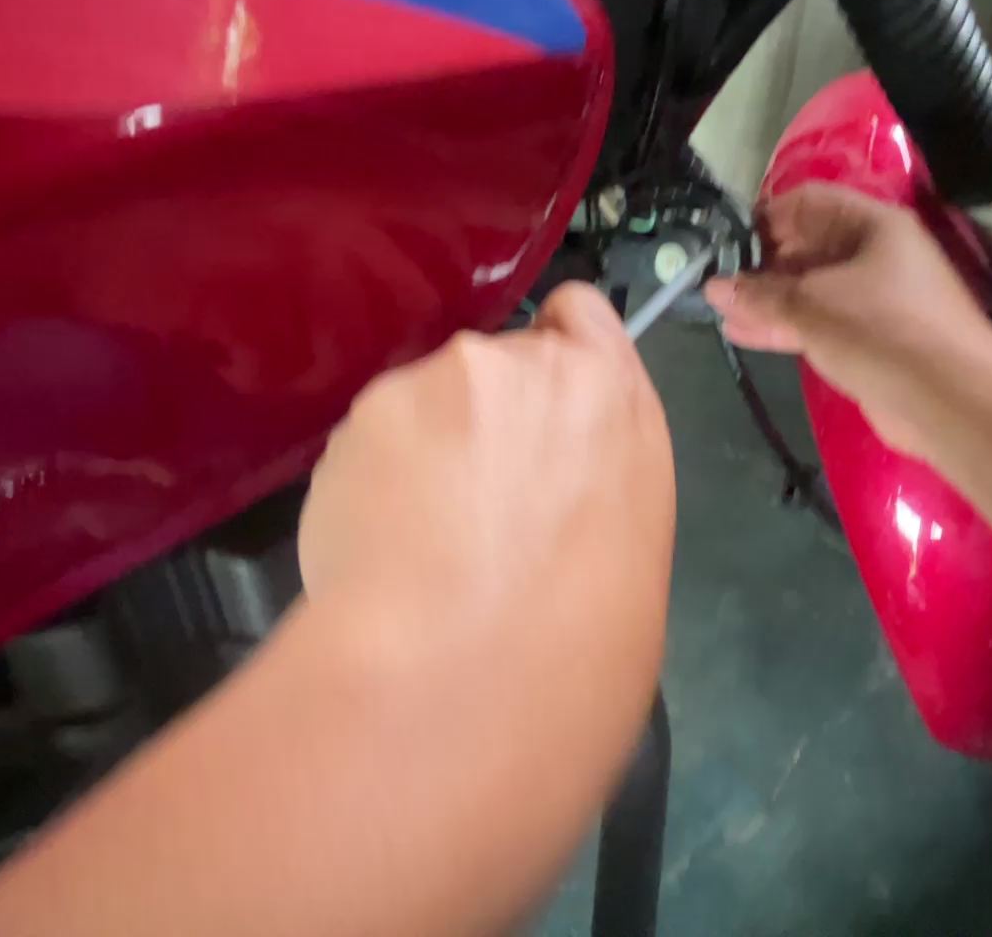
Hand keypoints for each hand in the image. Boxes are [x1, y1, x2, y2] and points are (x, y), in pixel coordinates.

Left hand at [298, 282, 674, 685]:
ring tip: (420, 541)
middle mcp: (521, 364)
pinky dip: (375, 479)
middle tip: (475, 504)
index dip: (555, 346)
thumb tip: (547, 481)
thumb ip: (589, 471)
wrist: (469, 678)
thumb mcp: (630, 536)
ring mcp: (436, 382)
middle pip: (495, 366)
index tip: (536, 397)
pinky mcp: (361, 419)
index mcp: (608, 391)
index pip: (579, 313)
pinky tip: (382, 548)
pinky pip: (372, 442)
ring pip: (426, 401)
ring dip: (425, 447)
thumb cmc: (583, 636)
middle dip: (485, 415)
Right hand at [705, 183, 991, 456]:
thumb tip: (714, 287)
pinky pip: (816, 322)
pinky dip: (782, 326)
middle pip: (806, 247)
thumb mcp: (812, 305)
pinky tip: (742, 333)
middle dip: (759, 264)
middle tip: (713, 280)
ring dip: (766, 300)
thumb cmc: (881, 332)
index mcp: (872, 226)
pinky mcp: (867, 338)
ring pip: (808, 289)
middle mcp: (874, 255)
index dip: (762, 218)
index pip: (805, 204)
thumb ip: (759, 295)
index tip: (721, 242)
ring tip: (719, 309)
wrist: (948, 400)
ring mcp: (872, 299)